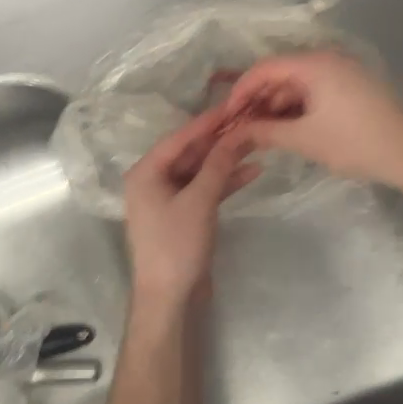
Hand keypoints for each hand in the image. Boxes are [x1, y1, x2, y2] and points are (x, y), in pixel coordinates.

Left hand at [122, 108, 259, 311]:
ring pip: (200, 171)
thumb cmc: (176, 245)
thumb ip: (218, 165)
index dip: (207, 122)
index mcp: (145, 172)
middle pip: (190, 152)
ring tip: (257, 142)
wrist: (169, 299)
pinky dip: (225, 182)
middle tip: (249, 121)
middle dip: (220, 140)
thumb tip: (235, 135)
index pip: (179, 138)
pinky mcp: (183, 216)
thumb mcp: (199, 201)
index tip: (232, 105)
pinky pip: (204, 189)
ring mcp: (168, 199)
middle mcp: (152, 181)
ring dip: (226, 160)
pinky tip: (252, 171)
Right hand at [218, 51, 402, 191]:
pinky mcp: (353, 86)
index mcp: (315, 64)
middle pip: (280, 73)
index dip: (241, 90)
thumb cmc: (355, 143)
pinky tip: (286, 129)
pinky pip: (314, 90)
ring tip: (260, 133)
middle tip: (239, 126)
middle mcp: (327, 59)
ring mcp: (343, 71)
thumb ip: (265, 131)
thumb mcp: (304, 139)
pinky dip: (297, 107)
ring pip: (297, 83)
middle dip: (258, 100)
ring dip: (277, 106)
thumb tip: (234, 132)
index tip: (226, 115)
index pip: (265, 68)